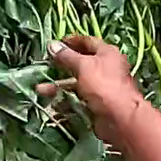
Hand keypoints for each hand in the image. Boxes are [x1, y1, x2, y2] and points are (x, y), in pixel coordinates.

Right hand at [35, 34, 148, 148]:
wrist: (120, 118)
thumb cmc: (104, 85)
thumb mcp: (83, 66)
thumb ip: (67, 56)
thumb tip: (52, 45)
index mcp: (107, 54)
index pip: (87, 42)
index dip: (71, 42)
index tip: (54, 44)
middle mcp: (106, 69)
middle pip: (80, 64)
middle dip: (61, 66)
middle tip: (44, 66)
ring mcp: (101, 88)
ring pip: (77, 84)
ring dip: (58, 86)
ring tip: (40, 90)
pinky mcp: (97, 105)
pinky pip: (78, 100)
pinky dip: (65, 101)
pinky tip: (52, 104)